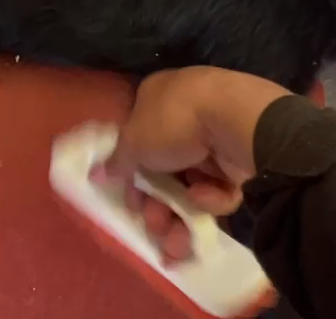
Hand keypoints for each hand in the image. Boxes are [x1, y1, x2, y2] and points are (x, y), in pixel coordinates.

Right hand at [94, 66, 289, 262]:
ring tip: (176, 238)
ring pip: (190, 183)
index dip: (131, 170)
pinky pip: (218, 188)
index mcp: (156, 98)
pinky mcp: (239, 161)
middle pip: (164, 167)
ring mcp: (213, 138)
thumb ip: (117, 160)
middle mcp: (184, 116)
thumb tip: (96, 172)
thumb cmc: (173, 121)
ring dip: (179, 213)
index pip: (137, 136)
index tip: (129, 198)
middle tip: (153, 224)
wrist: (236, 120)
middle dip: (156, 202)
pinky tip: (206, 197)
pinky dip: (211, 198)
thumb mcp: (134, 141)